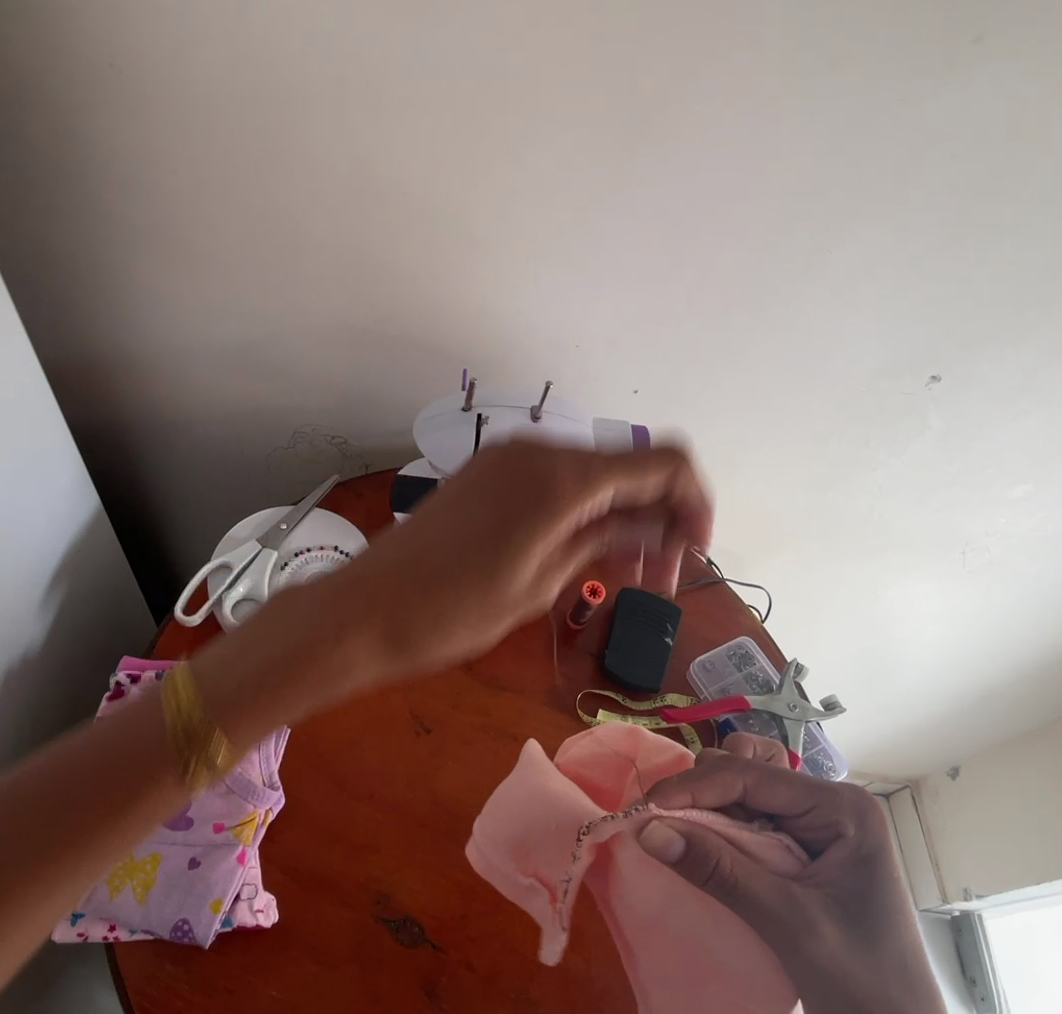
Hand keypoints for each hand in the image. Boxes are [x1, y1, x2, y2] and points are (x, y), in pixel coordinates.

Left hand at [319, 440, 711, 691]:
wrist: (366, 610)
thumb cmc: (455, 611)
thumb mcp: (544, 581)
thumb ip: (607, 538)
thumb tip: (661, 524)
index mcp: (561, 476)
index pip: (662, 462)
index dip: (694, 502)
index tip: (695, 554)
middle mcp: (539, 450)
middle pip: (629, 466)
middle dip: (658, 516)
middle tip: (659, 582)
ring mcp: (509, 456)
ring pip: (593, 475)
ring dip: (621, 517)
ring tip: (625, 576)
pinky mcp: (488, 472)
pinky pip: (555, 481)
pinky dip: (582, 510)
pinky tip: (583, 553)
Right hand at [637, 749, 945, 1013]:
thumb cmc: (861, 979)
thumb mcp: (788, 923)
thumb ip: (719, 871)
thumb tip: (647, 829)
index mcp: (841, 807)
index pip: (750, 774)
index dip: (692, 787)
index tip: (643, 809)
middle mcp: (828, 802)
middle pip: (742, 772)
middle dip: (697, 796)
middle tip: (658, 829)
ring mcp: (815, 824)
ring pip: (739, 793)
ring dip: (705, 813)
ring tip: (681, 842)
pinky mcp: (802, 847)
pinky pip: (746, 821)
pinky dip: (717, 831)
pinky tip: (701, 852)